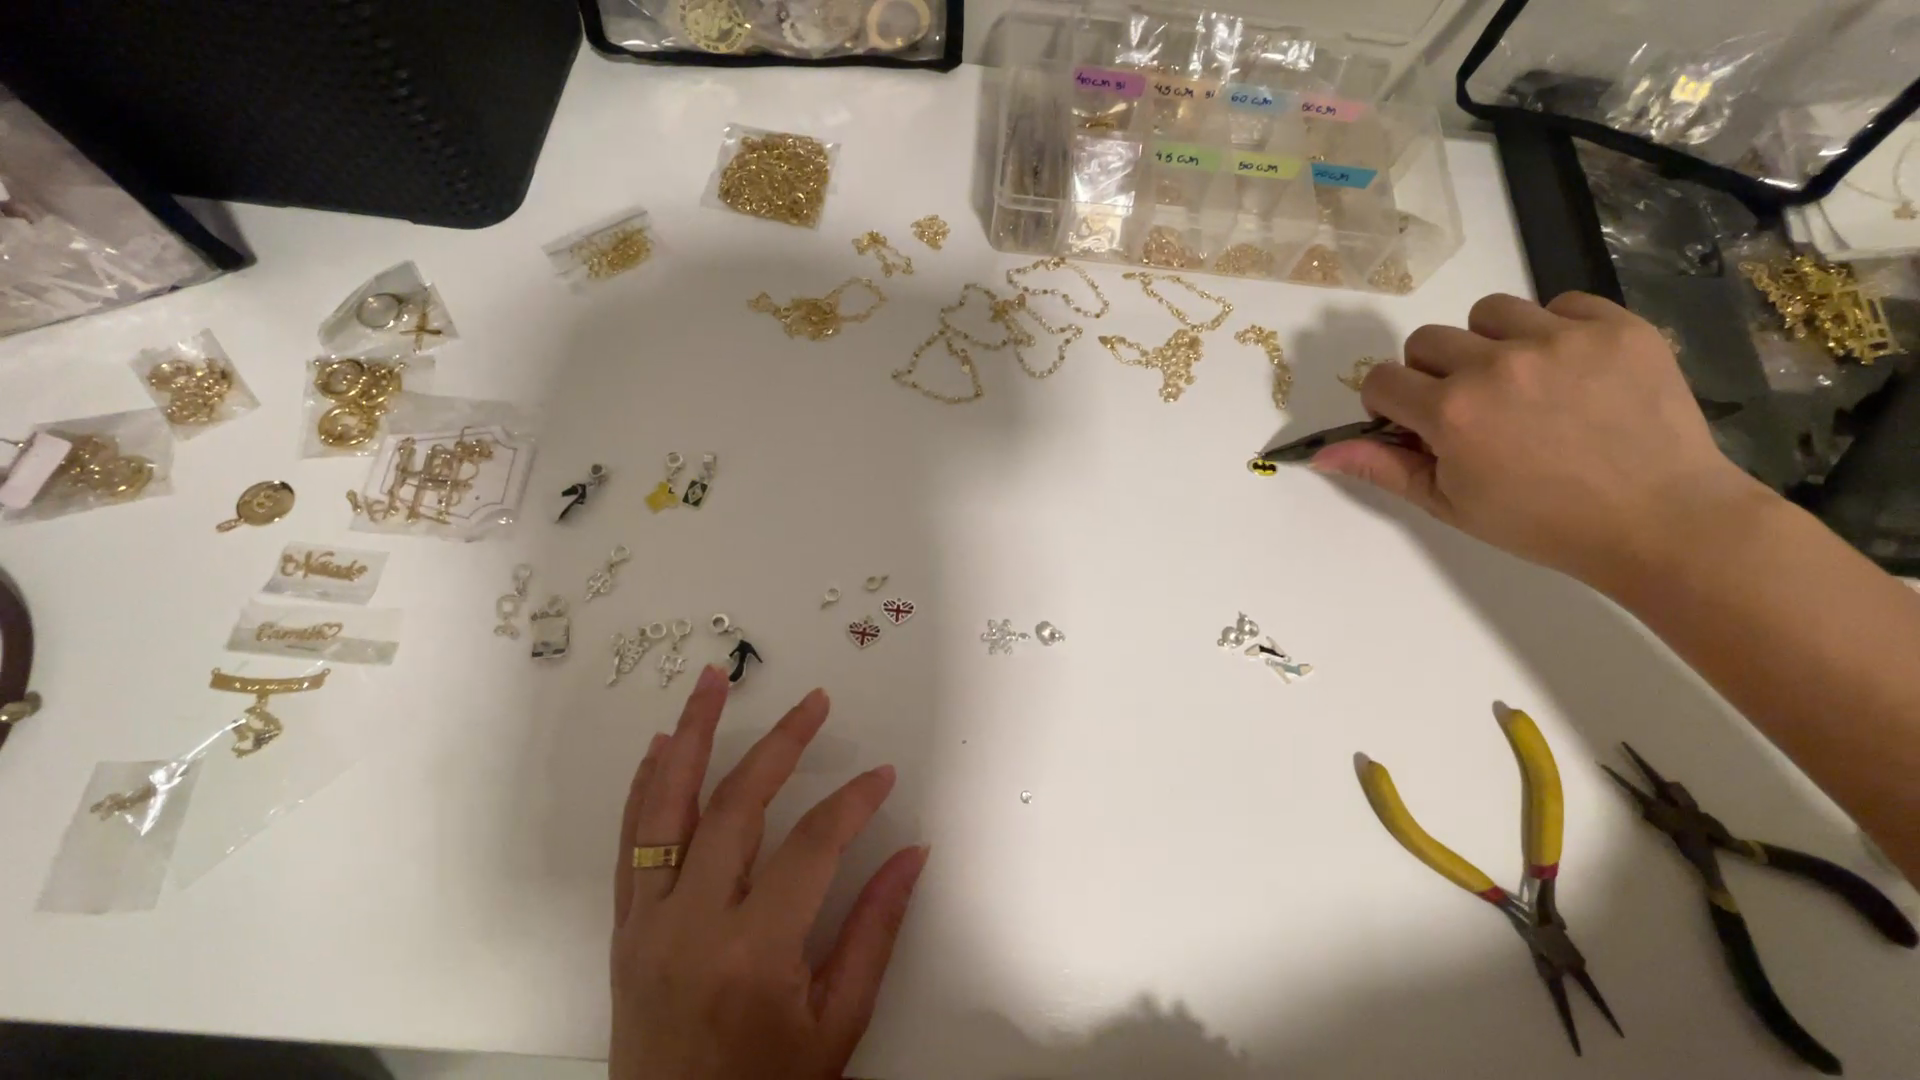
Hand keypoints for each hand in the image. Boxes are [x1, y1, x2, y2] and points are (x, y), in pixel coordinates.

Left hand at [610, 665, 929, 1079]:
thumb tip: (916, 852)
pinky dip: (646, 786)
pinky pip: (630, 842)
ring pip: (665, 809)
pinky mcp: (625, 929)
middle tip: (814, 701)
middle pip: (735, 807)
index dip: (853, 803)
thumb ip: (875, 929)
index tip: (882, 775)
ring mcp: (648, 923)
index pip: (812, 847)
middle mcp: (692, 926)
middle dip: (780, 744)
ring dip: (688, 736)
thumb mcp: (838, 1023)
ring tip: (710, 681)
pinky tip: (661, 746)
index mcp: (756, 954)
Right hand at [1313, 292, 1765, 590]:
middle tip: (1468, 409)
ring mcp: (1560, 339)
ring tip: (1519, 381)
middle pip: (1427, 340)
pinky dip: (1553, 330)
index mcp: (1451, 412)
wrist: (1660, 520)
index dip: (1388, 404)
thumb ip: (1383, 469)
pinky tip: (1569, 369)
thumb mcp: (1450, 504)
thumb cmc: (1542, 523)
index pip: (1382, 380)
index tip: (1414, 425)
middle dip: (1432, 373)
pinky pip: (1560, 303)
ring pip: (1489, 312)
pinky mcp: (1616, 327)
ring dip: (1488, 344)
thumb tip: (1320, 454)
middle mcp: (1496, 364)